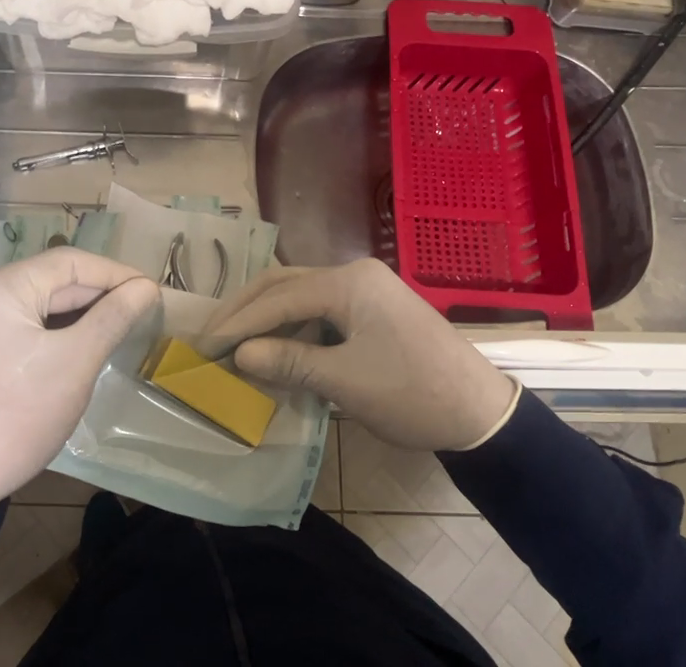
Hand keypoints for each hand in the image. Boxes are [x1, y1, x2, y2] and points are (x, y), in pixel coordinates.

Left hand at [0, 248, 158, 523]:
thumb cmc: (15, 421)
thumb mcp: (74, 365)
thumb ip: (112, 318)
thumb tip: (147, 287)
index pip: (67, 263)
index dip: (114, 274)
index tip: (151, 291)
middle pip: (49, 279)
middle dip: (96, 295)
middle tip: (140, 311)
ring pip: (36, 300)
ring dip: (76, 312)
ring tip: (118, 324)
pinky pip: (19, 319)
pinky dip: (52, 327)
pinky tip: (82, 339)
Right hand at [204, 259, 517, 452]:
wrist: (480, 411)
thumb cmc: (412, 394)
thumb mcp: (345, 382)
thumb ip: (289, 362)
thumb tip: (240, 355)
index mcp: (349, 282)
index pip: (278, 297)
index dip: (238, 323)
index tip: (205, 347)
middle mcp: (355, 274)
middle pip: (285, 284)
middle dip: (246, 311)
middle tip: (211, 339)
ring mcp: (367, 289)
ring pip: (301, 296)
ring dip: (268, 320)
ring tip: (236, 346)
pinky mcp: (373, 309)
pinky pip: (321, 310)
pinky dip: (294, 329)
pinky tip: (277, 351)